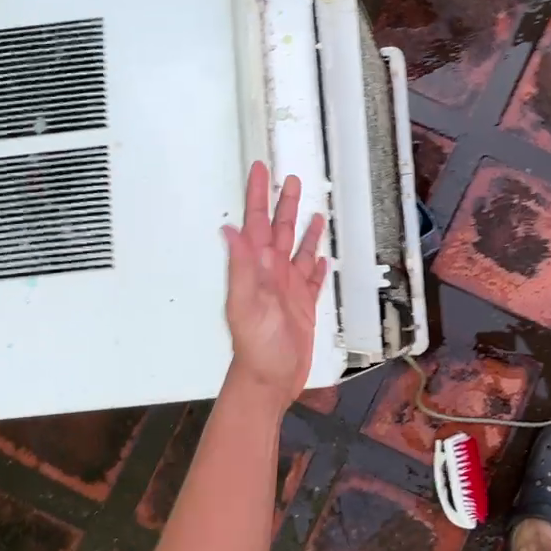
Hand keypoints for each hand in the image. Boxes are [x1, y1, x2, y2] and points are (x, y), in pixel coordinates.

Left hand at [222, 162, 328, 404]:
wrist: (270, 381)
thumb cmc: (257, 347)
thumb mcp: (246, 304)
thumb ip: (241, 267)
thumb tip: (229, 230)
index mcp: (257, 269)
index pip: (257, 223)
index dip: (258, 195)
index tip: (260, 170)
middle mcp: (272, 274)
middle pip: (280, 230)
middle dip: (284, 204)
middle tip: (290, 180)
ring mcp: (288, 290)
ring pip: (298, 251)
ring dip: (304, 229)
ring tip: (313, 210)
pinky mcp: (303, 306)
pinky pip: (312, 280)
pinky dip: (317, 266)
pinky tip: (321, 258)